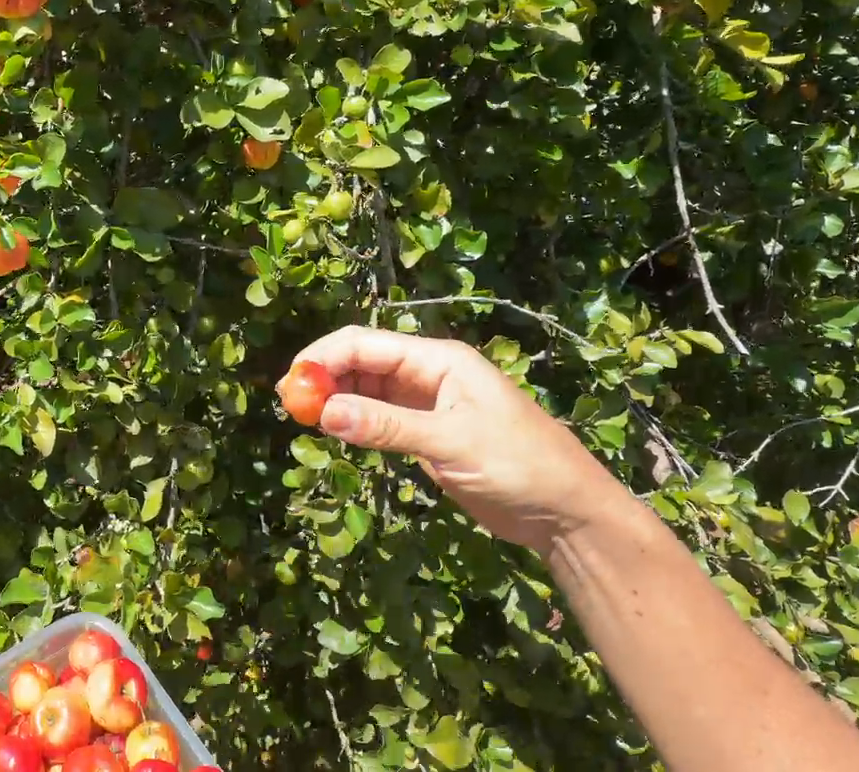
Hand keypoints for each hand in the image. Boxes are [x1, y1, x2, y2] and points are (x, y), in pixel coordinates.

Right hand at [281, 325, 634, 553]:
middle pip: (361, 362)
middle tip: (290, 404)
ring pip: (365, 389)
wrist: (568, 515)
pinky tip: (335, 432)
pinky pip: (377, 416)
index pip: (366, 344)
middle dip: (324, 377)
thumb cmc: (520, 466)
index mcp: (439, 358)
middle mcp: (428, 373)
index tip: (292, 383)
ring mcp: (425, 403)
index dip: (324, 358)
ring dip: (336, 399)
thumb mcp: (451, 443)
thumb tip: (324, 413)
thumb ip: (386, 426)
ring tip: (305, 419)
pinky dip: (353, 421)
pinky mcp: (425, 432)